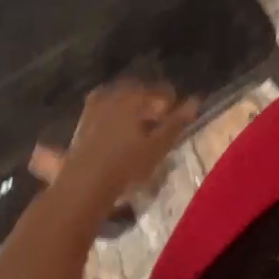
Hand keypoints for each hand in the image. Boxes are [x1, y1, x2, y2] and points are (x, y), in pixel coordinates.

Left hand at [41, 82, 197, 207]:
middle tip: (157, 121)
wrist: (83, 187)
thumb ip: (177, 122)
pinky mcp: (81, 123)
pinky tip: (110, 125)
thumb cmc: (126, 165)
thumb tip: (197, 100)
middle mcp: (115, 96)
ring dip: (128, 104)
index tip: (175, 119)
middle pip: (138, 91)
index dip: (171, 103)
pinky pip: (99, 106)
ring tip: (136, 122)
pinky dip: (107, 110)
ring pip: (117, 96)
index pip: (162, 91)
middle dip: (149, 101)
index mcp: (136, 97)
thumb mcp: (158, 146)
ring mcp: (95, 108)